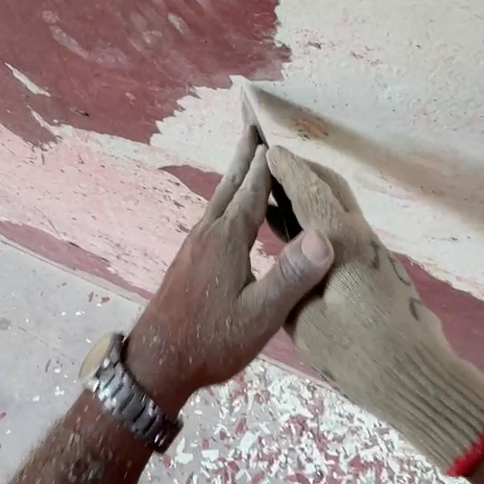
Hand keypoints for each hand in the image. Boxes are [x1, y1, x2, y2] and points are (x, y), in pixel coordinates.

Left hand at [125, 127, 334, 410]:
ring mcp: (196, 243)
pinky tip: (232, 208)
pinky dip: (229, 196)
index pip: (252, 191)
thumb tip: (323, 237)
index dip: (266, 164)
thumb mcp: (260, 316)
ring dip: (236, 173)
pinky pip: (215, 213)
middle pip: (230, 183)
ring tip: (246, 155)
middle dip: (244, 154)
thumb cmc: (212, 341)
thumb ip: (291, 277)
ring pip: (220, 197)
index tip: (275, 133)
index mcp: (227, 239)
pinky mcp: (191, 257)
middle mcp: (209, 232)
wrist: (159, 360)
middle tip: (252, 123)